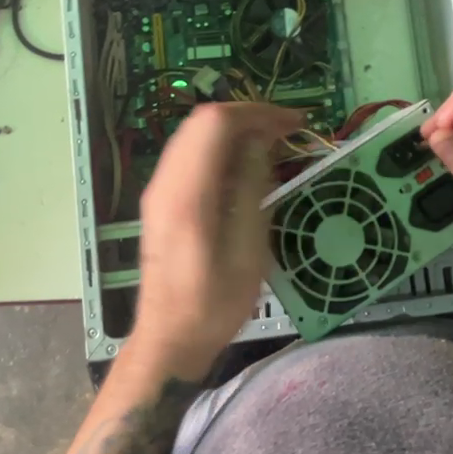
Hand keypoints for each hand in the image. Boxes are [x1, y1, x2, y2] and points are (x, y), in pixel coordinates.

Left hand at [132, 102, 302, 377]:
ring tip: (273, 142)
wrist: (168, 340)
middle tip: (288, 131)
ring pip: (195, 133)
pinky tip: (246, 163)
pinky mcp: (161, 199)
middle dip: (248, 116)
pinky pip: (190, 153)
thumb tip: (261, 144)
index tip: (294, 124)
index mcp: (186, 194)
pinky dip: (221, 146)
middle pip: (202, 121)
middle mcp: (165, 182)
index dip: (257, 113)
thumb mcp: (247, 252)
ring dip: (235, 128)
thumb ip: (252, 191)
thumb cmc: (212, 306)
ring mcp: (158, 189)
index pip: (216, 123)